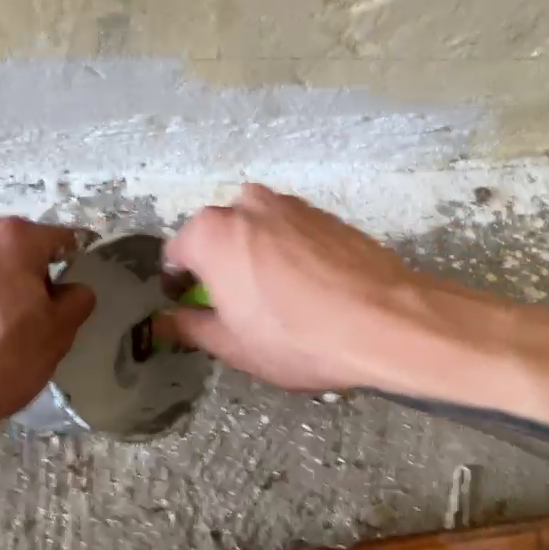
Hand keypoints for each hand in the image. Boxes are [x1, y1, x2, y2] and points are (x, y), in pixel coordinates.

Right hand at [162, 184, 426, 391]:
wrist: (386, 320)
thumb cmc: (298, 337)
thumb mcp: (233, 345)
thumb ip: (189, 327)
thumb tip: (162, 321)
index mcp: (211, 233)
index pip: (176, 254)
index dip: (179, 284)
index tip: (191, 308)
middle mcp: (245, 205)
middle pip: (216, 236)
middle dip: (219, 266)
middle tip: (237, 308)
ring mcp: (288, 204)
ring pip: (256, 231)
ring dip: (255, 257)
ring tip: (278, 300)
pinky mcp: (325, 213)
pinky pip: (290, 231)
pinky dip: (289, 253)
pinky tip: (309, 289)